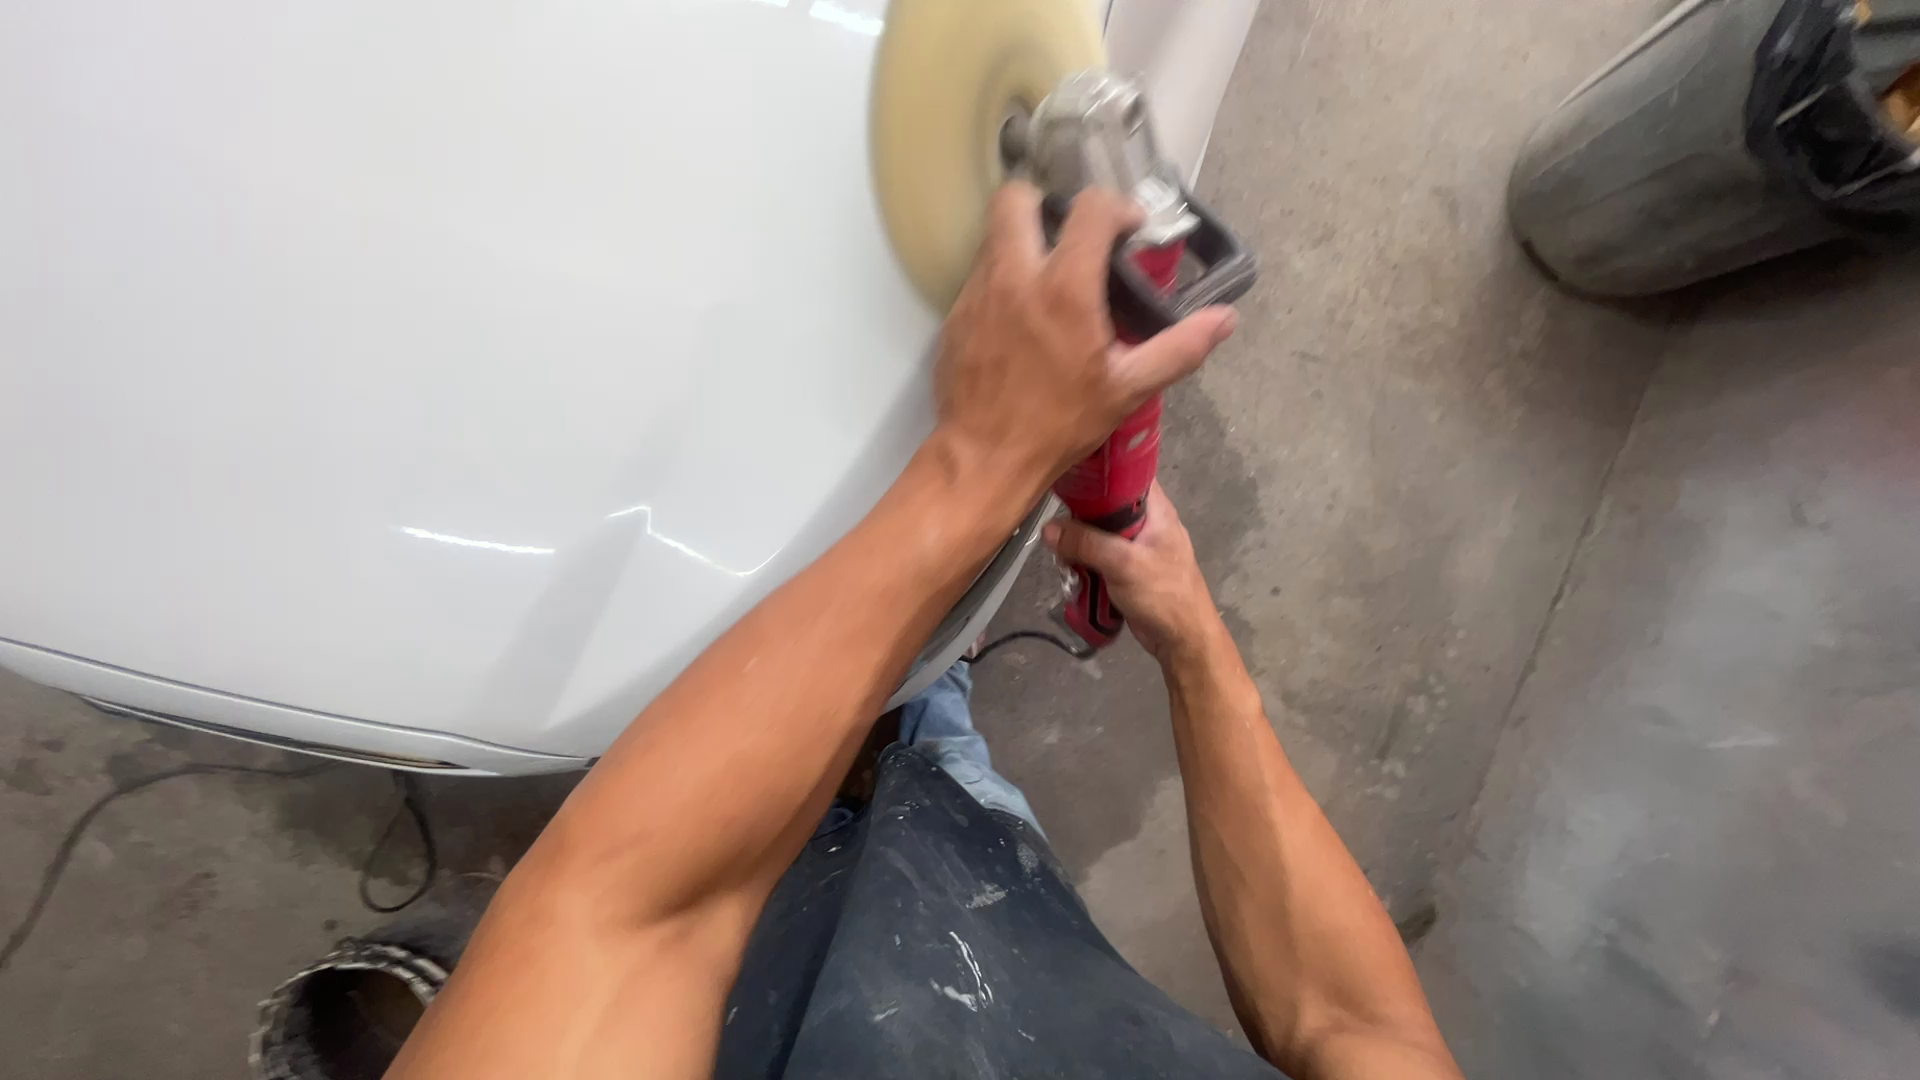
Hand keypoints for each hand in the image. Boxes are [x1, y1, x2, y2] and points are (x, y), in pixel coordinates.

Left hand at [933, 182, 1237, 495]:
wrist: (983, 460)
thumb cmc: (1058, 426)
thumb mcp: (1126, 390)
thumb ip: (1178, 348)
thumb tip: (1225, 319)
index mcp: (1063, 288)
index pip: (1090, 208)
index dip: (1117, 208)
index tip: (1127, 233)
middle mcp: (1012, 277)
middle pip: (1016, 198)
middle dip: (1046, 205)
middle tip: (1070, 241)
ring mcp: (975, 295)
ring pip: (992, 238)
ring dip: (1021, 244)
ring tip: (1047, 285)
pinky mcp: (954, 319)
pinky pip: (977, 279)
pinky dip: (1001, 284)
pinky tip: (1018, 323)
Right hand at [1042, 482, 1220, 661]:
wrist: (1181, 639)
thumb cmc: (1163, 594)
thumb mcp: (1123, 563)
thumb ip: (1085, 543)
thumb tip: (1047, 529)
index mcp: (1155, 508)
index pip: (1126, 472)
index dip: (1099, 469)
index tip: (1067, 470)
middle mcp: (1145, 520)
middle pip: (1104, 503)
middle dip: (1079, 512)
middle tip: (1058, 523)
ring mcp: (1135, 545)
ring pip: (1098, 530)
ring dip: (1078, 541)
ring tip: (1061, 552)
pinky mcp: (1125, 566)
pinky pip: (1098, 554)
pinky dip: (1084, 559)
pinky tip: (1070, 567)